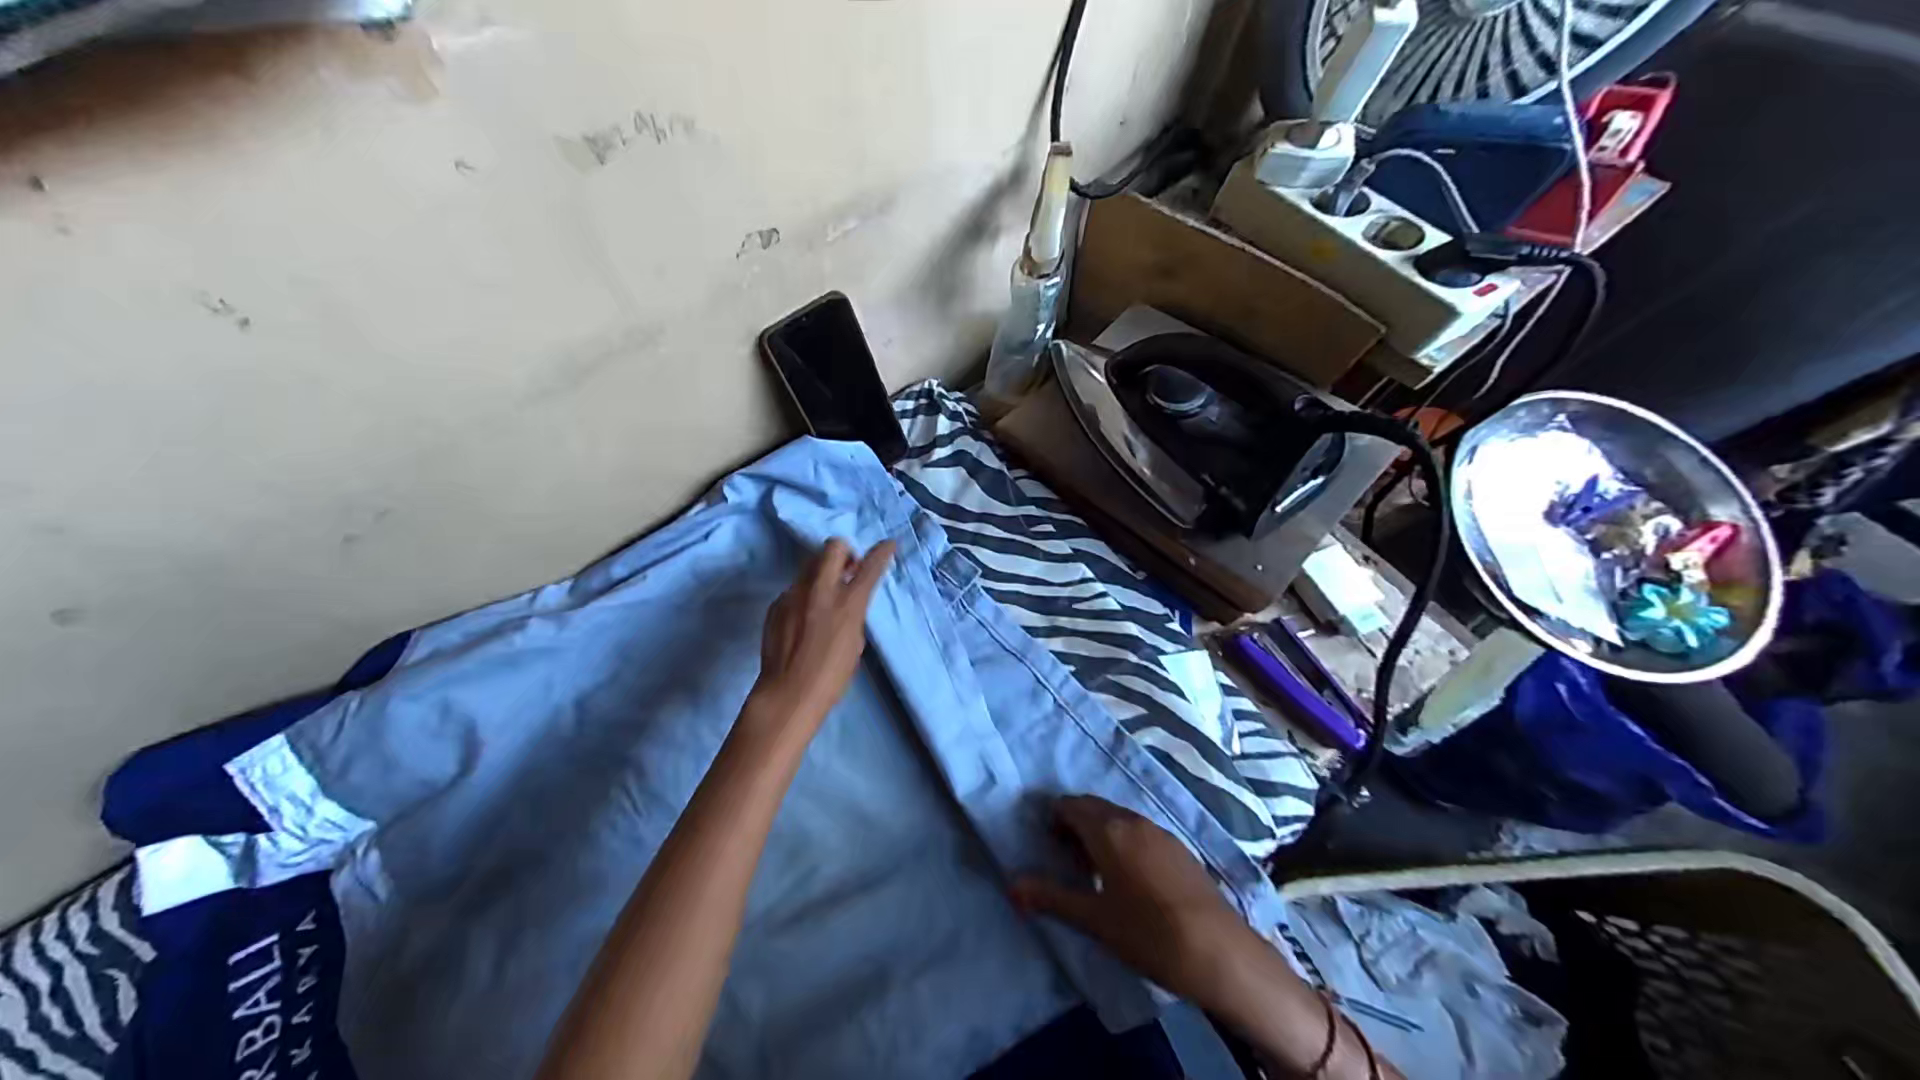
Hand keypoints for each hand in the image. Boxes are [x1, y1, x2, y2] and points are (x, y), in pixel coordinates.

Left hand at [748, 538, 895, 735]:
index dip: (882, 552)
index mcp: (848, 603)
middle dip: (844, 552)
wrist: (788, 693)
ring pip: (810, 565)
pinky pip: (794, 588)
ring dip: (822, 571)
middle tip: (847, 570)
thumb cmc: (831, 676)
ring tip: (824, 594)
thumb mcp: (855, 642)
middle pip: (833, 547)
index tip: (888, 545)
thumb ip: (852, 614)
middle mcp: (820, 590)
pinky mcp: (776, 604)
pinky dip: (804, 595)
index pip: (870, 566)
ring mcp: (793, 594)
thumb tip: (846, 603)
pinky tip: (802, 619)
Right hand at [1009, 796, 1261, 1013]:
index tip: (1046, 843)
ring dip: (1101, 831)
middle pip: (1095, 807)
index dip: (1053, 818)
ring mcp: (1161, 832)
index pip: (1070, 806)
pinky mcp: (1180, 848)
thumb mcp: (1094, 920)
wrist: (1220, 952)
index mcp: (1108, 830)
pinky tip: (1128, 876)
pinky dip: (1124, 840)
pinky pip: (1140, 830)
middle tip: (1065, 856)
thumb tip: (1012, 885)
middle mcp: (1133, 820)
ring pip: (1119, 818)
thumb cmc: (1148, 934)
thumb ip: (1051, 897)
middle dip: (1075, 822)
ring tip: (1094, 868)